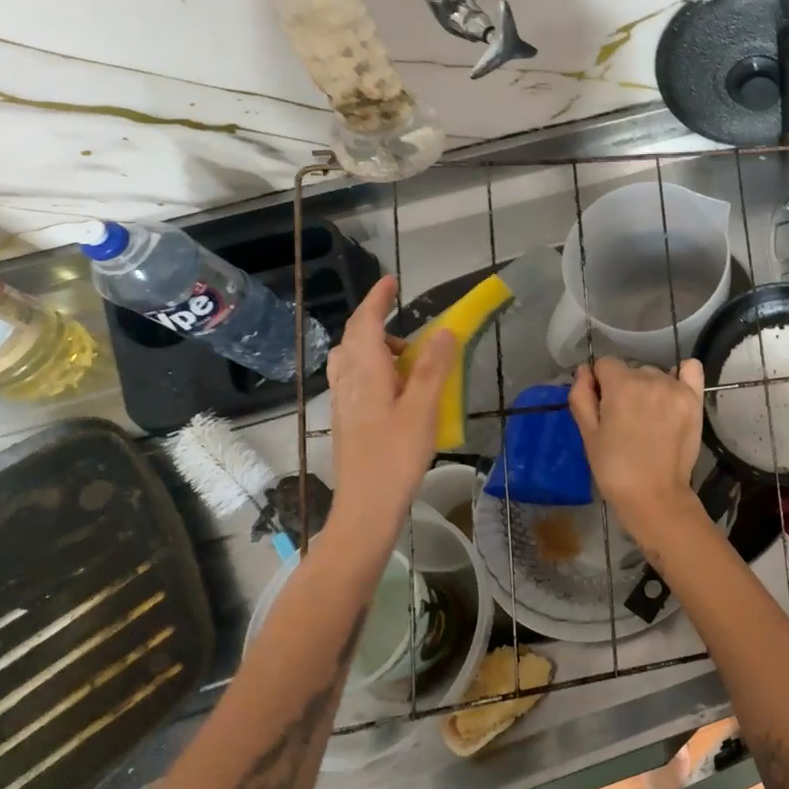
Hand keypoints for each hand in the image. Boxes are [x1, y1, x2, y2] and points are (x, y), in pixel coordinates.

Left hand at [326, 275, 455, 530]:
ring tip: (410, 360)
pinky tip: (400, 391)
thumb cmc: (395, 456)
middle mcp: (348, 382)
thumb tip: (443, 330)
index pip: (364, 323)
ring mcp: (345, 403)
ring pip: (354, 361)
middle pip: (354, 340)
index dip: (376, 300)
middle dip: (378, 324)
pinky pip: (358, 381)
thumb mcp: (423, 409)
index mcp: (365, 373)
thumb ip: (433, 368)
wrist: (366, 506)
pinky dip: (376, 371)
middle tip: (410, 329)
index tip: (392, 282)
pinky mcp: (349, 421)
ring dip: (377, 349)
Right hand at [568, 357, 705, 525]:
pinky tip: (672, 393)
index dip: (600, 384)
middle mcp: (651, 378)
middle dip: (624, 388)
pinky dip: (682, 374)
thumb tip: (584, 370)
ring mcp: (676, 388)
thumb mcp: (588, 434)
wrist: (654, 494)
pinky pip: (691, 369)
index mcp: (622, 385)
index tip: (603, 407)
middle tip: (625, 420)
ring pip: (656, 374)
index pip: (605, 365)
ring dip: (649, 388)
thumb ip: (581, 397)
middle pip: (632, 370)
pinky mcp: (695, 400)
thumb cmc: (615, 468)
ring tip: (649, 419)